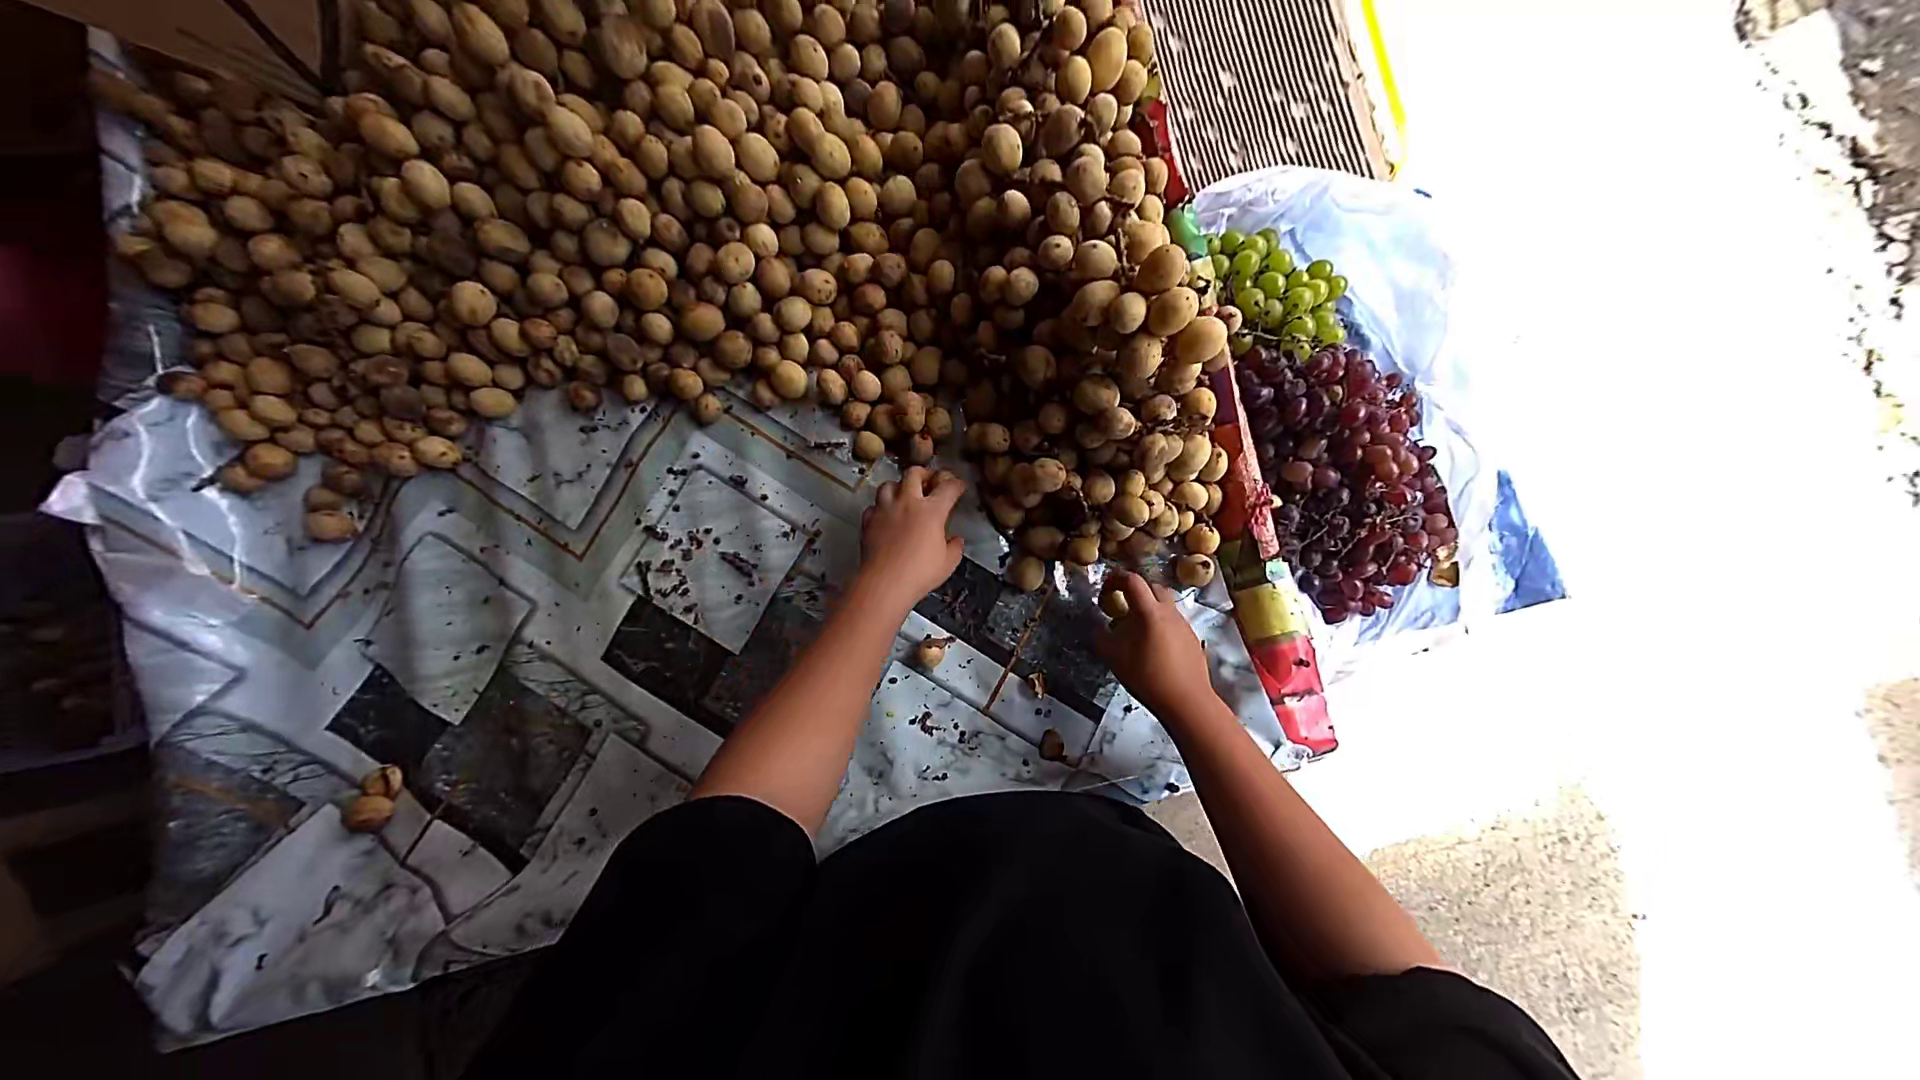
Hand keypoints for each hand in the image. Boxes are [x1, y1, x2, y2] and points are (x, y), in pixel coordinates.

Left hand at [855, 466, 965, 613]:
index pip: (948, 487)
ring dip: (898, 486)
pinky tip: (886, 515)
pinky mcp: (869, 521)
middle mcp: (907, 503)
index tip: (959, 486)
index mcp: (931, 510)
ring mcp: (885, 510)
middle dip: (925, 473)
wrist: (884, 582)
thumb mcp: (948, 563)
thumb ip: (955, 547)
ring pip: (889, 484)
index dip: (956, 484)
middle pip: (914, 473)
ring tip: (904, 495)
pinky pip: (874, 506)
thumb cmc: (920, 573)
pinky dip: (881, 507)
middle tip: (930, 481)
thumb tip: (956, 540)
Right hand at [1096, 570, 1213, 721]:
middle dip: (1135, 590)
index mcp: (1149, 611)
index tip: (1106, 586)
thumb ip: (1101, 637)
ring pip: (1165, 604)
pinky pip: (1173, 621)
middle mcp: (1169, 612)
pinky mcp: (1192, 638)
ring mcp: (1184, 624)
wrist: (1187, 701)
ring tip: (1136, 627)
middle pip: (1152, 587)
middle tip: (1120, 603)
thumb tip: (1097, 626)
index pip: (1133, 581)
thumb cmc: (1147, 677)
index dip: (1116, 578)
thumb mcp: (1114, 657)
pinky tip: (1153, 645)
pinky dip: (1161, 623)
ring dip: (1149, 607)